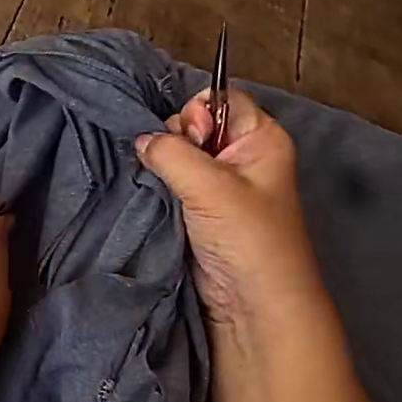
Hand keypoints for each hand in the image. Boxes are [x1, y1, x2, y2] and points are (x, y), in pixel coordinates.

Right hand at [135, 89, 320, 326]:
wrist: (249, 303)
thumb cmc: (248, 239)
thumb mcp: (211, 185)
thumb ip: (171, 151)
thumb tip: (140, 139)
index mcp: (261, 139)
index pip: (222, 98)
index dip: (199, 111)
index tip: (189, 137)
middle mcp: (240, 156)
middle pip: (195, 124)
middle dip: (175, 140)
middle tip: (181, 172)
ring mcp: (217, 184)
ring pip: (177, 155)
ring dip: (162, 166)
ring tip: (167, 189)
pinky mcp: (196, 209)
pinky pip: (170, 182)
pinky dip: (158, 185)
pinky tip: (155, 195)